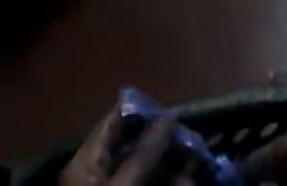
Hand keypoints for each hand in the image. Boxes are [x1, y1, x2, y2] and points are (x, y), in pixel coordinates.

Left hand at [60, 108, 188, 185]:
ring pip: (147, 172)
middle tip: (194, 137)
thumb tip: (168, 117)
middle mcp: (99, 175)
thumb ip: (144, 153)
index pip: (115, 121)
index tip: (174, 108)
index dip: (144, 111)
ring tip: (200, 160)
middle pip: (134, 146)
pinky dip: (172, 184)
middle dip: (165, 141)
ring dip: (174, 165)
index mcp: (87, 162)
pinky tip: (191, 181)